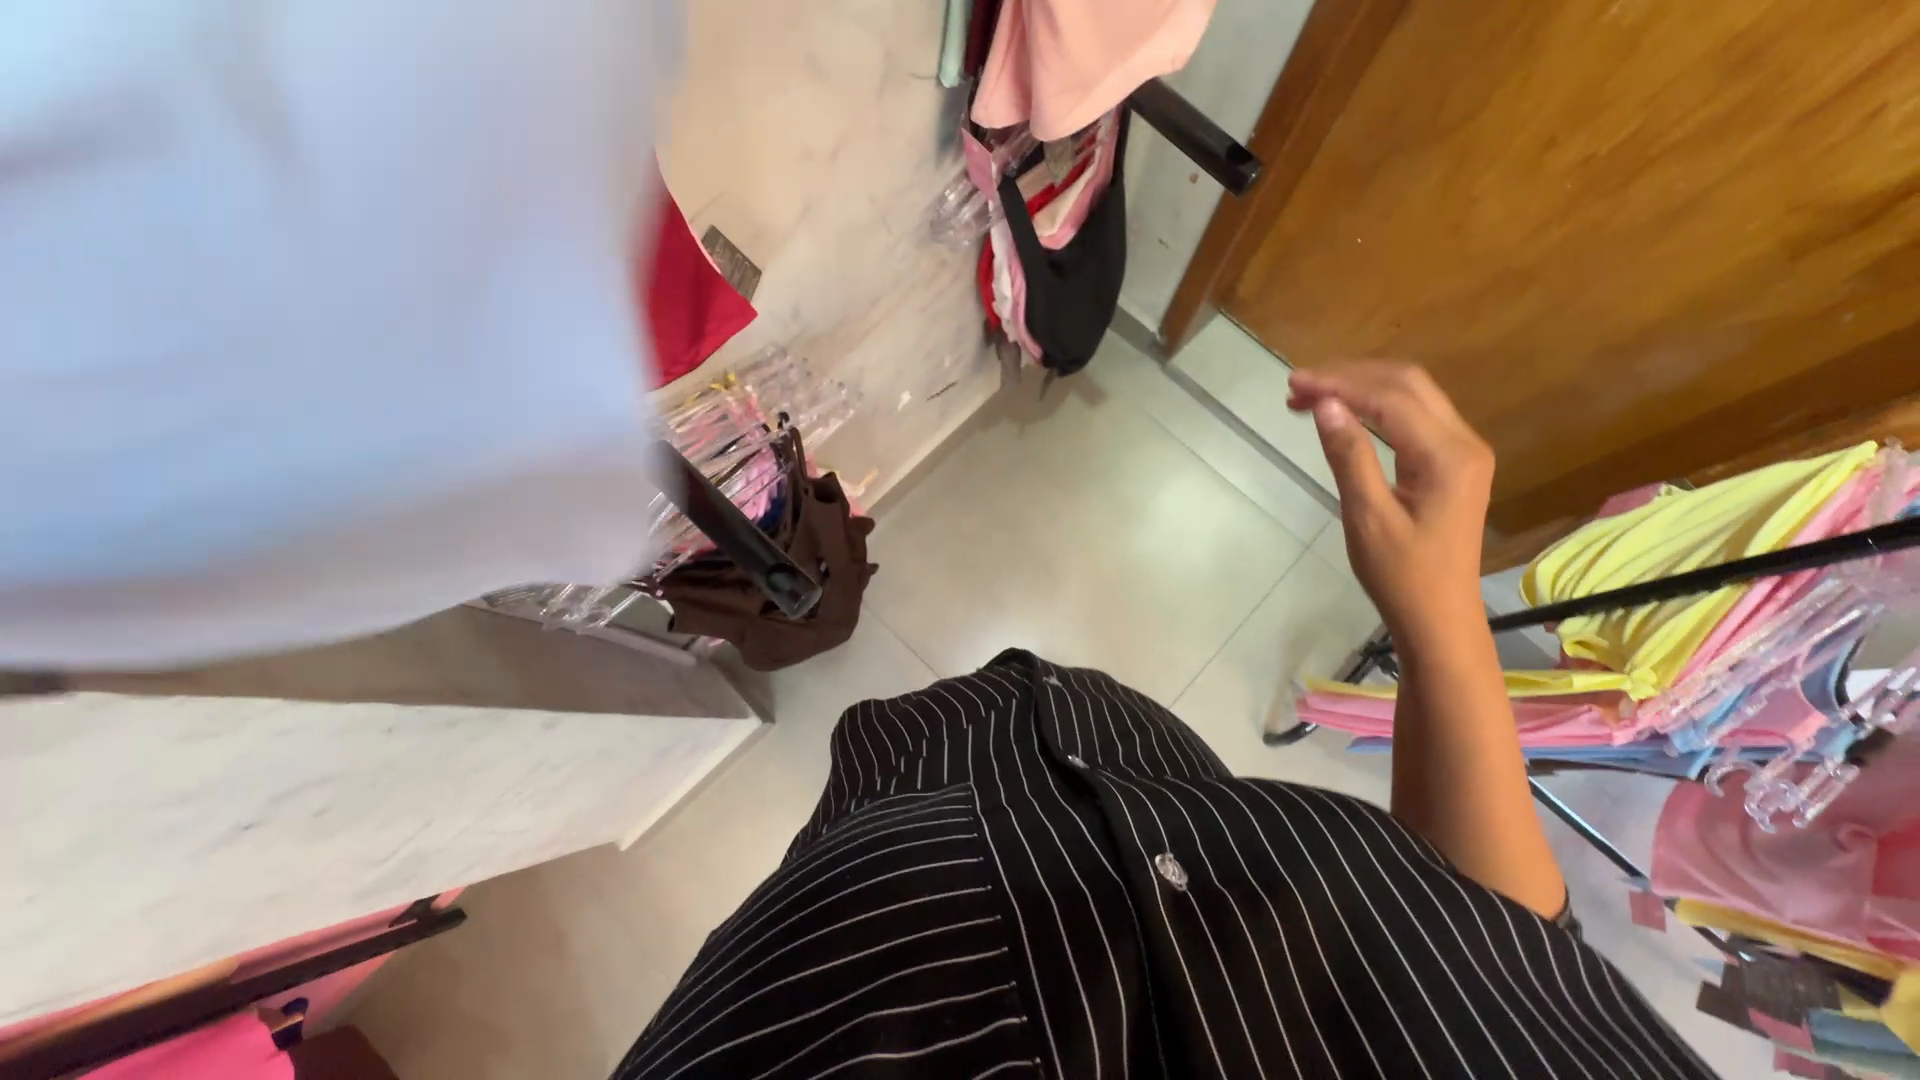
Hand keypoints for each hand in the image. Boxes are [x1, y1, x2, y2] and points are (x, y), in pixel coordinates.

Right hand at [1287, 362, 1493, 641]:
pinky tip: (1345, 414)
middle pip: (1407, 383)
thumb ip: (1350, 456)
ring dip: (1362, 387)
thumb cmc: (1401, 575)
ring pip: (1413, 395)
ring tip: (1312, 396)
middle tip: (1298, 386)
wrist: (1439, 617)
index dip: (1340, 384)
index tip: (1294, 384)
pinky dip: (1376, 406)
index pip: (1390, 399)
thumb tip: (1325, 404)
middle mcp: (1464, 442)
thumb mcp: (1367, 517)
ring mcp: (1463, 451)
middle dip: (1350, 376)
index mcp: (1448, 456)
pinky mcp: (1453, 463)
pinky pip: (1415, 416)